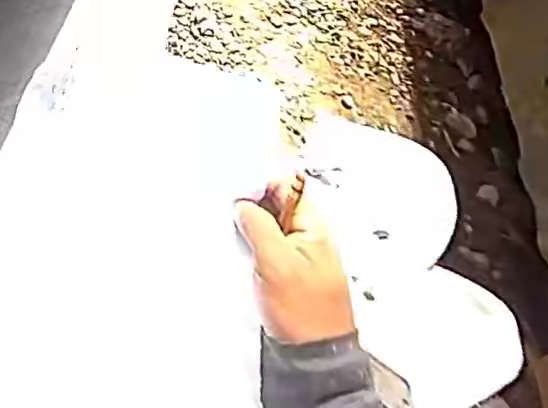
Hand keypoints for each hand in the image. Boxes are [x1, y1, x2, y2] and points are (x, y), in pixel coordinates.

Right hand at [235, 177, 356, 344]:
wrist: (314, 362)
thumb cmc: (304, 315)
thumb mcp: (275, 261)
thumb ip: (258, 225)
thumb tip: (243, 204)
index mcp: (312, 225)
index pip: (284, 186)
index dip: (259, 186)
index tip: (237, 195)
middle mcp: (308, 236)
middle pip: (275, 204)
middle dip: (253, 207)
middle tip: (233, 216)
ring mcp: (298, 255)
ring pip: (269, 226)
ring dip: (251, 228)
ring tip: (236, 235)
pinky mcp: (288, 273)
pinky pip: (268, 247)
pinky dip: (254, 247)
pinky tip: (242, 253)